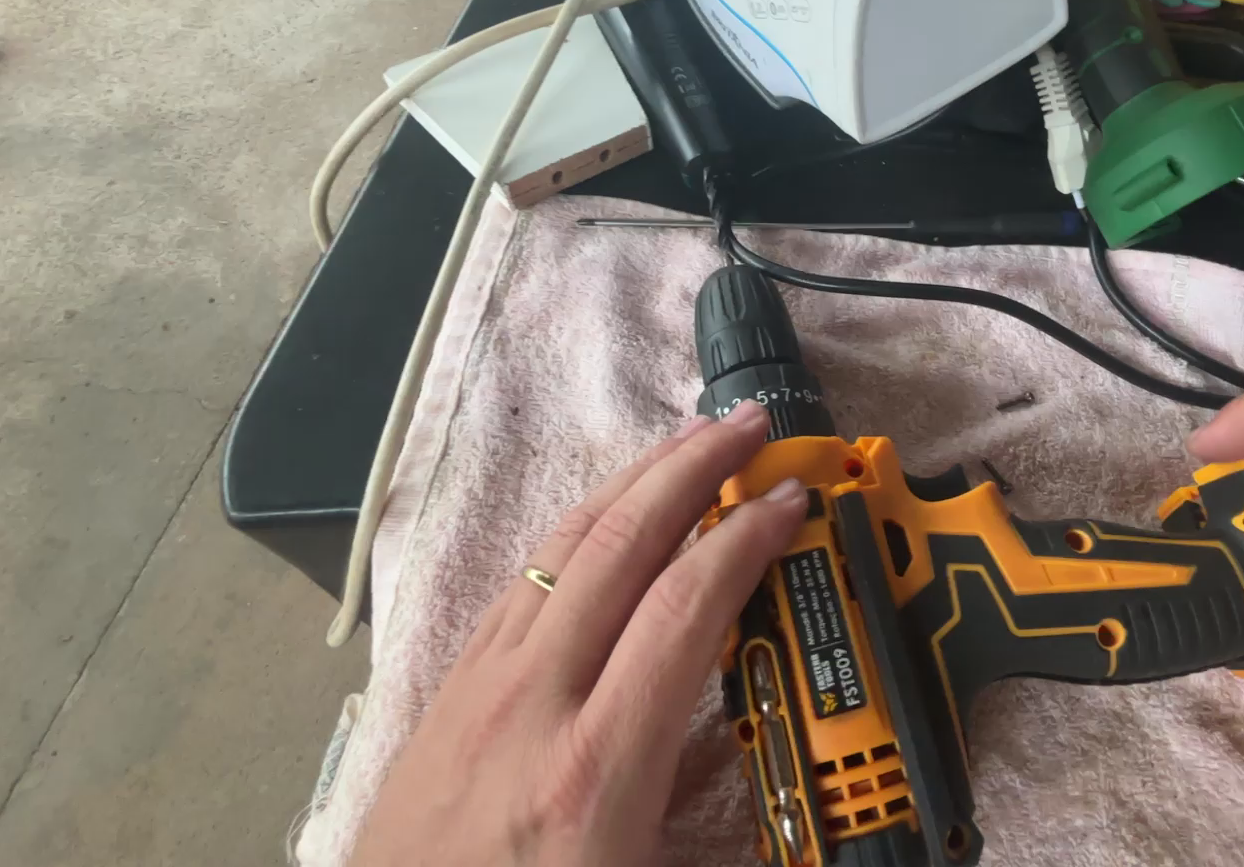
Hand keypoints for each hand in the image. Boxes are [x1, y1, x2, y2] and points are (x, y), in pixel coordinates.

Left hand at [351, 400, 804, 866]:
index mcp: (595, 772)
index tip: (787, 500)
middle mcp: (533, 703)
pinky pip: (532, 572)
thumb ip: (722, 817)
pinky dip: (589, 518)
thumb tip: (784, 774)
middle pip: (623, 544)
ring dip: (639, 477)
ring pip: (569, 542)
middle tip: (746, 425)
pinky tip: (618, 507)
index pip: (683, 609)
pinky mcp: (456, 678)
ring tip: (691, 440)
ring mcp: (484, 681)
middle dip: (695, 469)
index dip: (744, 540)